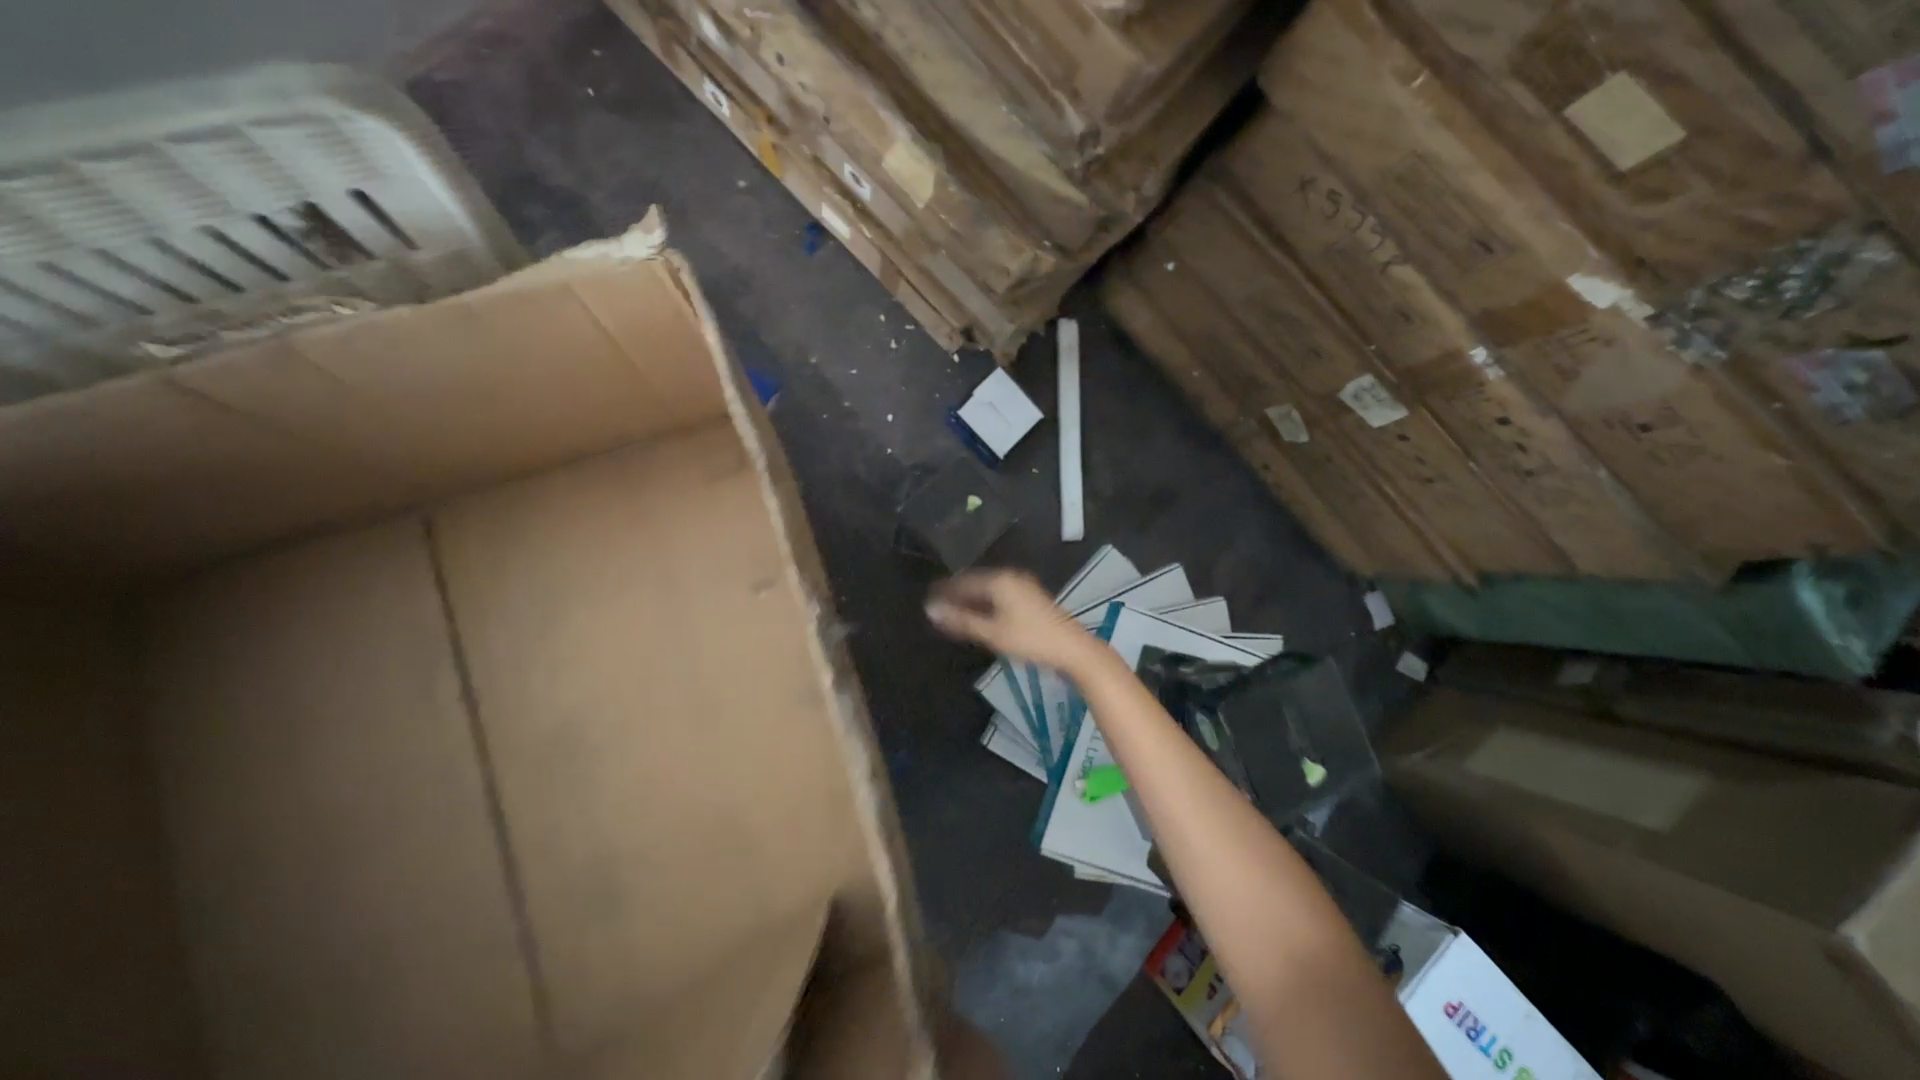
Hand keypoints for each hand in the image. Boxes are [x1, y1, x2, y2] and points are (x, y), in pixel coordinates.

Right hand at [926, 569, 1101, 672]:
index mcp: (1000, 580)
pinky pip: (1000, 596)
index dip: (945, 591)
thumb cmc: (1030, 639)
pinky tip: (979, 618)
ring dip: (971, 601)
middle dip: (957, 595)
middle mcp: (1011, 578)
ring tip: (954, 614)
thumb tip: (931, 611)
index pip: (964, 581)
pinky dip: (986, 605)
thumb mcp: (992, 632)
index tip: (928, 600)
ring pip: (989, 591)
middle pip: (976, 584)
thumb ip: (961, 621)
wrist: (1072, 648)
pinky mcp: (1031, 598)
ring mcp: (1023, 587)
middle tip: (938, 608)